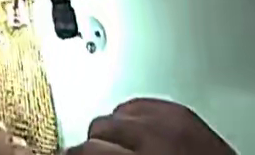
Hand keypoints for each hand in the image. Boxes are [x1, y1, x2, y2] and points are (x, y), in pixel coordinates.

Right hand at [67, 99, 236, 154]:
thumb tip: (86, 154)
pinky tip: (139, 137)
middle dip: (93, 145)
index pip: (88, 149)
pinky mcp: (183, 111)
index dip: (71, 153)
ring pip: (117, 110)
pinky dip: (135, 118)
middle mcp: (155, 135)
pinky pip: (142, 104)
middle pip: (98, 125)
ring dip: (113, 131)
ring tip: (118, 149)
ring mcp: (171, 118)